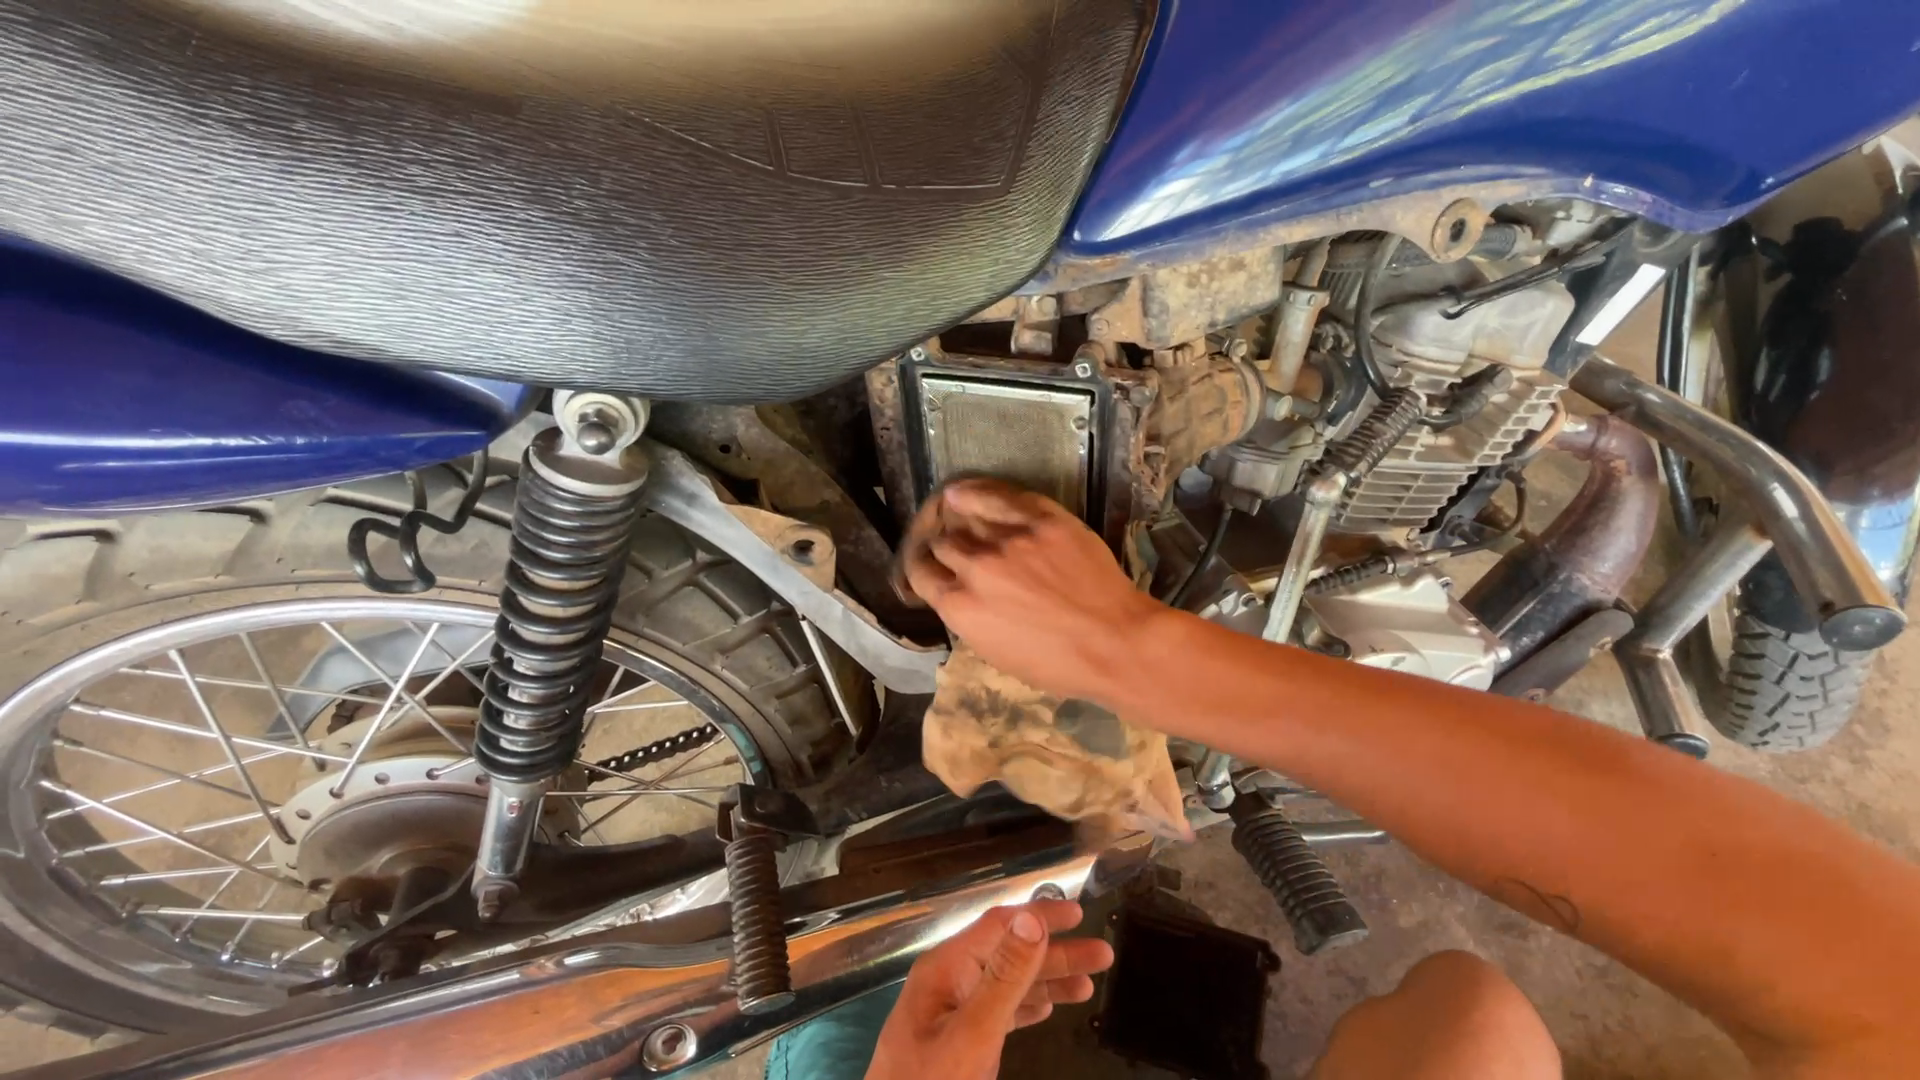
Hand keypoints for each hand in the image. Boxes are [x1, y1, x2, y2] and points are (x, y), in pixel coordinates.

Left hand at [864, 899, 1113, 1079]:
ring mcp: (950, 1012)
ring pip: (1008, 984)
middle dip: (1056, 952)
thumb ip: (1004, 977)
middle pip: (1009, 953)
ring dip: (1048, 980)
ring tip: (1089, 985)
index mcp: (946, 967)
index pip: (999, 925)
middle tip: (1104, 956)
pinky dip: (1027, 1005)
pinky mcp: (955, 1041)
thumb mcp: (972, 1033)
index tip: (1082, 914)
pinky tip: (1048, 1007)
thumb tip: (1031, 917)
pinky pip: (998, 1011)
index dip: (1041, 915)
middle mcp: (948, 981)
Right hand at [900, 480, 1166, 704]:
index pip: (920, 574)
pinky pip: (1000, 496)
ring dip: (957, 517)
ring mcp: (1009, 538)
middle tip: (953, 548)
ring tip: (952, 510)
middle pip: (943, 542)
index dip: (921, 570)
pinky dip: (976, 492)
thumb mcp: (997, 653)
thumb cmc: (1058, 665)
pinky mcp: (1041, 519)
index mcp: (960, 606)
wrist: (1116, 642)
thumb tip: (959, 594)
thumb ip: (970, 617)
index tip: (928, 569)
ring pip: (966, 516)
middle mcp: (975, 566)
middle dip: (944, 547)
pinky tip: (964, 491)